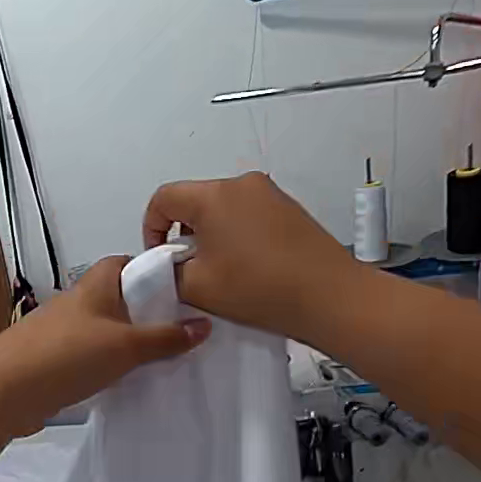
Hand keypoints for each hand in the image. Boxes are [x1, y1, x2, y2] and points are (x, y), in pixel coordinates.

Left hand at [0, 256, 210, 430]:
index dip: (153, 271)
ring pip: (104, 328)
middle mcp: (78, 302)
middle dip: (145, 310)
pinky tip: (125, 380)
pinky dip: (108, 362)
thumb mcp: (126, 346)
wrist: (4, 392)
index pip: (127, 262)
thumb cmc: (68, 355)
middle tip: (178, 329)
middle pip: (118, 298)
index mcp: (95, 285)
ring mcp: (62, 331)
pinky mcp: (53, 360)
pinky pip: (90, 354)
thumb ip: (165, 338)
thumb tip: (204, 325)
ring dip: (127, 339)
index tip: (182, 290)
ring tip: (160, 357)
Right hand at [142, 172, 361, 339]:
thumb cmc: (259, 288)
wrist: (329, 297)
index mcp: (214, 195)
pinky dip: (238, 236)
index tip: (160, 258)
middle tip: (189, 269)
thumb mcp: (197, 286)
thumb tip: (170, 265)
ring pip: (223, 209)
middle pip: (195, 201)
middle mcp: (242, 184)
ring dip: (212, 235)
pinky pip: (249, 215)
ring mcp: (270, 194)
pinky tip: (248, 268)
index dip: (151, 228)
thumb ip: (169, 272)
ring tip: (221, 272)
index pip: (164, 198)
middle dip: (184, 233)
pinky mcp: (290, 209)